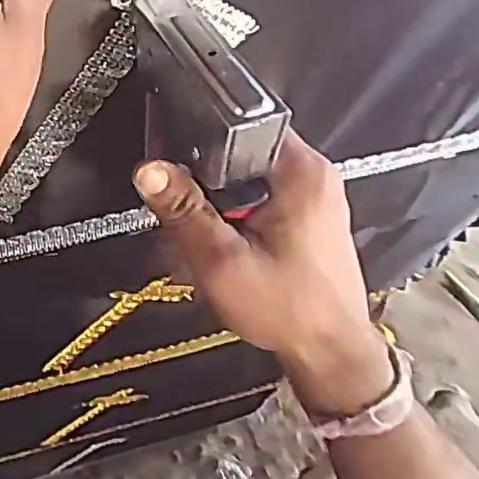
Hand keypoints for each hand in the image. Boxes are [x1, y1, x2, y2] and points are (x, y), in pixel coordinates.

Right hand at [131, 132, 389, 415]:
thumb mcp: (221, 260)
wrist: (329, 351)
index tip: (174, 168)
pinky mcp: (305, 214)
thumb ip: (183, 211)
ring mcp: (312, 195)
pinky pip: (257, 196)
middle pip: (235, 152)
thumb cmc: (289, 309)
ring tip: (211, 233)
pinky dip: (235, 213)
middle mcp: (312, 175)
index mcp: (299, 173)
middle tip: (191, 215)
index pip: (237, 127)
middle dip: (203, 180)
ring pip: (243, 176)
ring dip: (217, 201)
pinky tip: (228, 242)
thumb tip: (149, 171)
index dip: (195, 141)